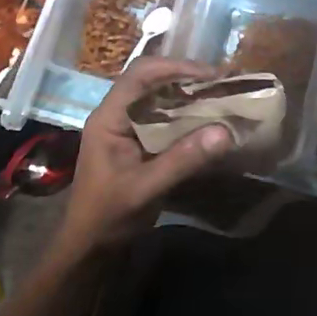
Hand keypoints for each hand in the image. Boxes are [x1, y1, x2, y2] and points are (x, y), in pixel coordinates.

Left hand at [58, 57, 234, 255]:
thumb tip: (225, 131)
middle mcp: (119, 115)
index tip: (211, 76)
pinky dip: (192, 114)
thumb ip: (182, 160)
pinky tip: (213, 121)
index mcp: (109, 118)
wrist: (91, 248)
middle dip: (190, 78)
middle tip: (225, 86)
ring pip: (163, 97)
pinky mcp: (144, 141)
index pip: (140, 74)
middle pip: (154, 80)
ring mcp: (131, 127)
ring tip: (225, 98)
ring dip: (193, 95)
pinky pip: (170, 117)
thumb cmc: (108, 216)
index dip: (176, 67)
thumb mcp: (145, 189)